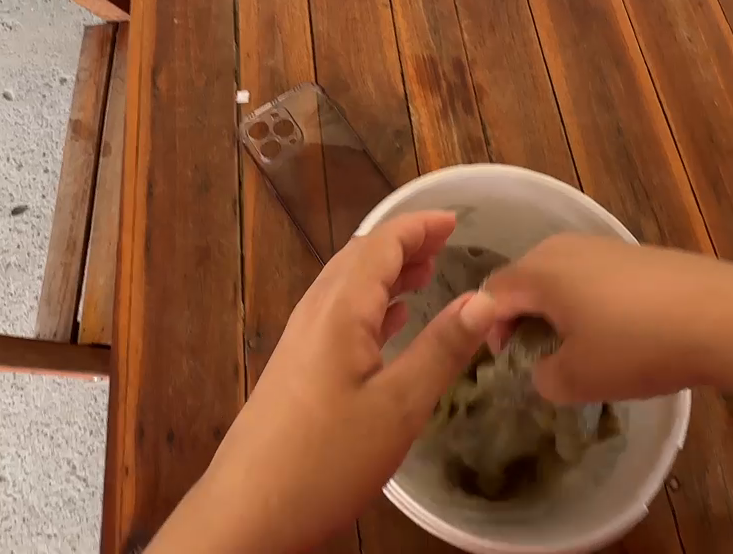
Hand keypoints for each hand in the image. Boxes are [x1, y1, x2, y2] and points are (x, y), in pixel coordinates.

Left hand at [151, 210, 497, 553]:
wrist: (248, 512)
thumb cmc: (327, 457)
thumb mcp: (398, 406)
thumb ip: (441, 348)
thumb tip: (484, 297)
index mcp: (340, 307)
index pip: (382, 243)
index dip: (419, 226)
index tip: (456, 220)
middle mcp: (317, 309)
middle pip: (362, 256)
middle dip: (405, 243)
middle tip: (447, 243)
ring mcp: (302, 337)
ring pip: (349, 283)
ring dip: (388, 271)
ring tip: (427, 271)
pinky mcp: (298, 363)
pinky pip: (341, 311)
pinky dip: (373, 301)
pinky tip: (392, 319)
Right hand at [464, 235, 732, 402]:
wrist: (722, 316)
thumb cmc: (637, 345)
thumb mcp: (580, 378)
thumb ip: (544, 377)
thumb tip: (543, 370)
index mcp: (538, 272)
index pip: (491, 292)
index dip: (487, 327)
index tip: (503, 361)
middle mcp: (561, 248)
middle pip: (522, 278)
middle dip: (518, 314)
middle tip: (533, 353)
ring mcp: (600, 245)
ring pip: (556, 275)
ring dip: (552, 307)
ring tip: (574, 344)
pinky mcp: (633, 253)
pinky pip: (588, 274)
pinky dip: (584, 299)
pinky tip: (614, 328)